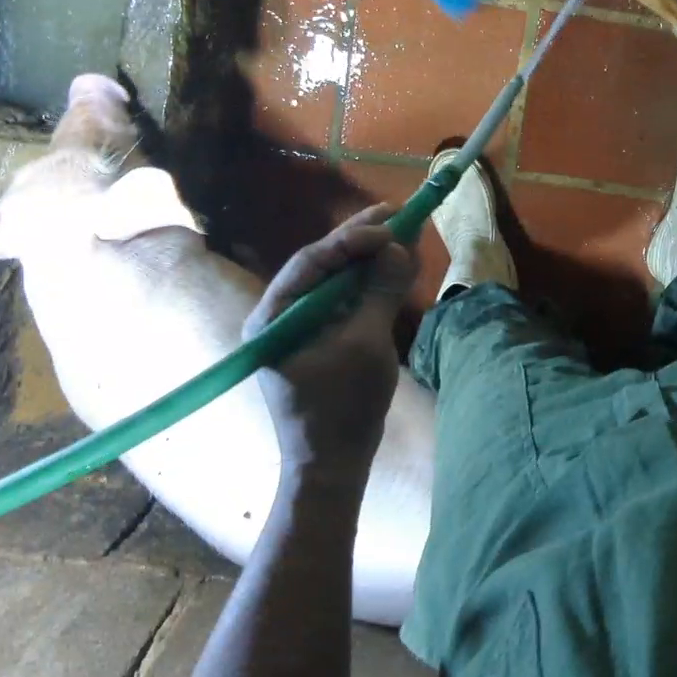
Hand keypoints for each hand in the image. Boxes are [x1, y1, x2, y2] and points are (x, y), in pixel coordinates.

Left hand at [243, 204, 415, 468]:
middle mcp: (280, 315)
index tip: (390, 227)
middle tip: (398, 213)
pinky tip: (394, 265)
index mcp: (274, 317)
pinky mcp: (319, 337)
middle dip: (361, 240)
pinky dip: (369, 281)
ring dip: (368, 257)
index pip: (311, 262)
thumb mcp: (366, 345)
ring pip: (335, 279)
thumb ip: (380, 292)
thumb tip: (400, 247)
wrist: (332, 463)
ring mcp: (299, 327)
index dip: (352, 240)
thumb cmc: (342, 407)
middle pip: (322, 265)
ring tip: (402, 230)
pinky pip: (343, 299)